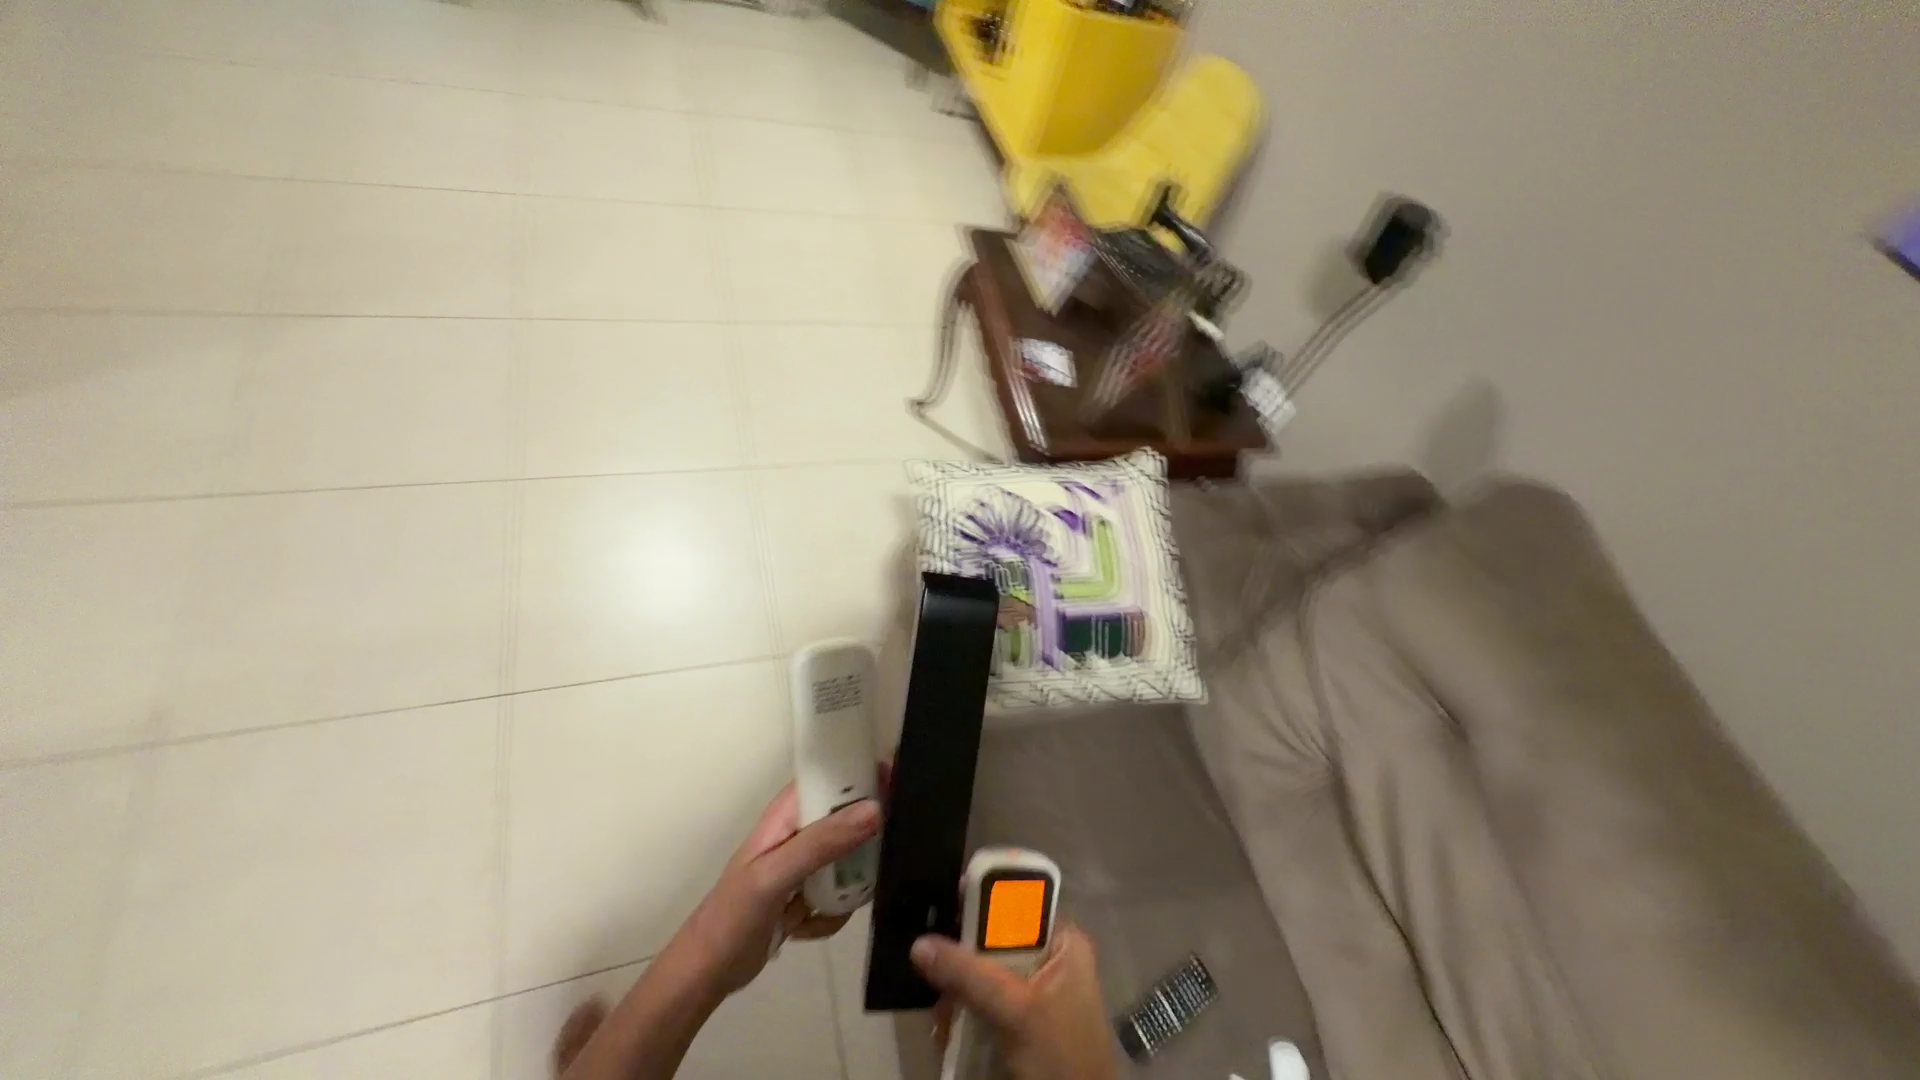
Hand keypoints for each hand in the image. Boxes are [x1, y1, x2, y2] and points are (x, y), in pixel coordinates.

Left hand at [668, 783, 881, 996]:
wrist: (706, 974)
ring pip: (850, 861)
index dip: (864, 775)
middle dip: (866, 840)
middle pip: (848, 819)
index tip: (900, 783)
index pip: (831, 779)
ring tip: (833, 904)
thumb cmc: (733, 916)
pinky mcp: (807, 898)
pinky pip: (840, 897)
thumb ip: (823, 842)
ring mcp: (804, 868)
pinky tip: (811, 926)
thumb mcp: (776, 875)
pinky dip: (833, 913)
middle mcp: (799, 834)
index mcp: (787, 815)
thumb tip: (875, 809)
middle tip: (880, 859)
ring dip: (850, 886)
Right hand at [912, 924, 1118, 1079]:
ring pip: (986, 972)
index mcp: (1063, 942)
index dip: (981, 901)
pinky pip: (987, 1000)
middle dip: (963, 957)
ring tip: (941, 1011)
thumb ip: (968, 974)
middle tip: (934, 967)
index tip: (944, 907)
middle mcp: (1051, 958)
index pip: (1018, 904)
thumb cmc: (1059, 1054)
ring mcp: (1038, 990)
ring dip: (960, 991)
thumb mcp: (1014, 1009)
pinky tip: (949, 1028)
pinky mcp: (1023, 1019)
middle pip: (996, 939)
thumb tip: (919, 944)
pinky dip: (967, 1012)